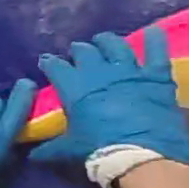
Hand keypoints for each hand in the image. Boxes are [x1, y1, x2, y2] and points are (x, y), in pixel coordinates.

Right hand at [29, 27, 188, 176]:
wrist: (143, 154)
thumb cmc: (100, 149)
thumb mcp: (69, 148)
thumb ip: (50, 148)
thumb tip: (31, 156)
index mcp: (74, 87)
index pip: (55, 66)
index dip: (50, 62)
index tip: (47, 61)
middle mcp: (98, 72)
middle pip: (84, 51)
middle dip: (78, 50)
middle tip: (77, 52)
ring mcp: (128, 71)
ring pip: (115, 45)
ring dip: (106, 41)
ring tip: (103, 40)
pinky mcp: (156, 76)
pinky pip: (156, 51)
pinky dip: (155, 39)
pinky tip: (153, 31)